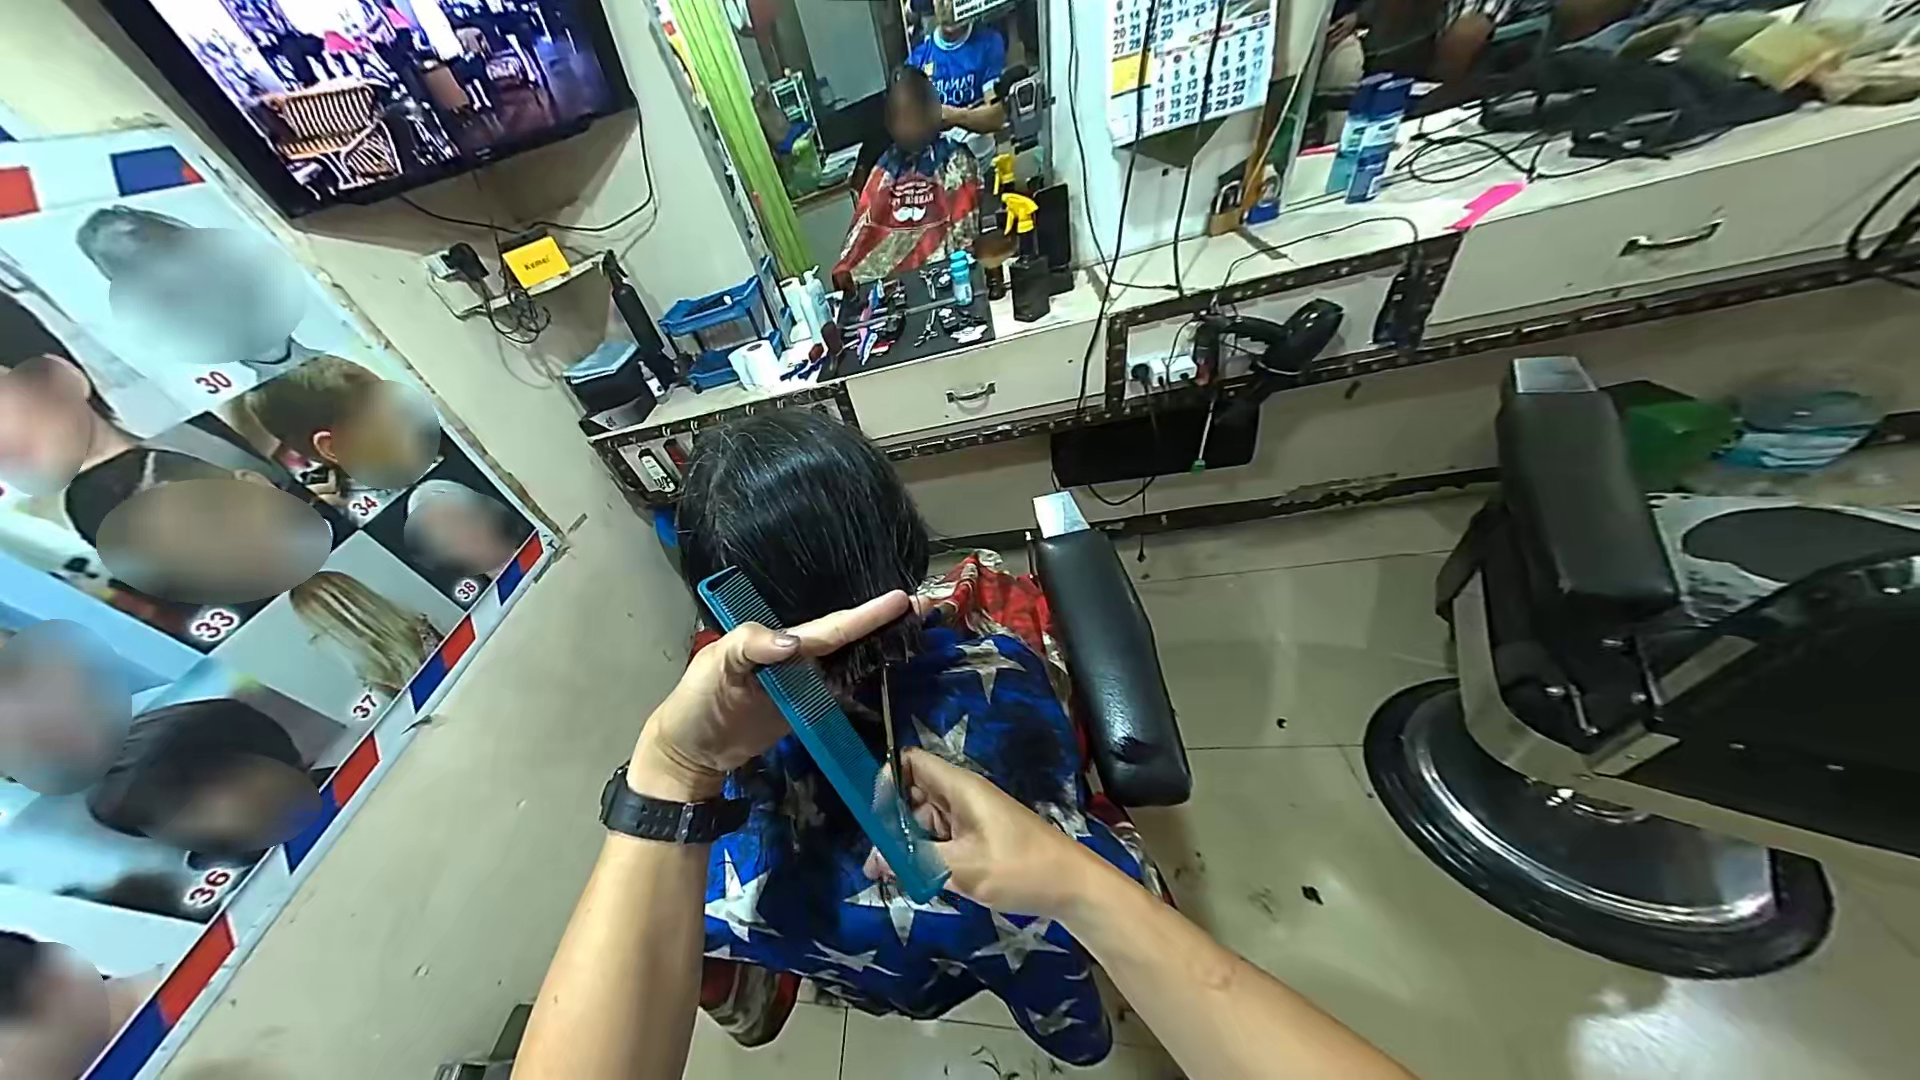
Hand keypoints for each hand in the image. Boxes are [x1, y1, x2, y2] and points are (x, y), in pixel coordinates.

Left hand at [628, 591, 912, 801]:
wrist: (693, 753)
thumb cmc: (697, 703)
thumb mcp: (714, 665)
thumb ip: (750, 645)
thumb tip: (795, 641)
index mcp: (779, 639)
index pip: (829, 627)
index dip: (865, 615)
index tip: (899, 600)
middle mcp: (799, 654)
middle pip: (848, 635)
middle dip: (883, 619)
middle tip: (922, 605)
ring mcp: (806, 681)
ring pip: (851, 656)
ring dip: (882, 641)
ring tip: (917, 626)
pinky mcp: (809, 706)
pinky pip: (843, 685)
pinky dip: (868, 670)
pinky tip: (891, 662)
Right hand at [864, 748, 1100, 918]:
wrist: (1071, 885)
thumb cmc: (1019, 868)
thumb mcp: (963, 868)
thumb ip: (916, 861)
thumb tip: (876, 859)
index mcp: (960, 787)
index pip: (912, 762)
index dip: (888, 779)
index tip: (871, 815)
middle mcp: (963, 794)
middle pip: (914, 792)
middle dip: (893, 822)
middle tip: (876, 862)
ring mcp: (972, 814)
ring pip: (927, 817)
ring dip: (909, 842)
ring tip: (893, 877)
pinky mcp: (979, 834)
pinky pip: (943, 834)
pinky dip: (928, 851)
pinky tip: (920, 878)